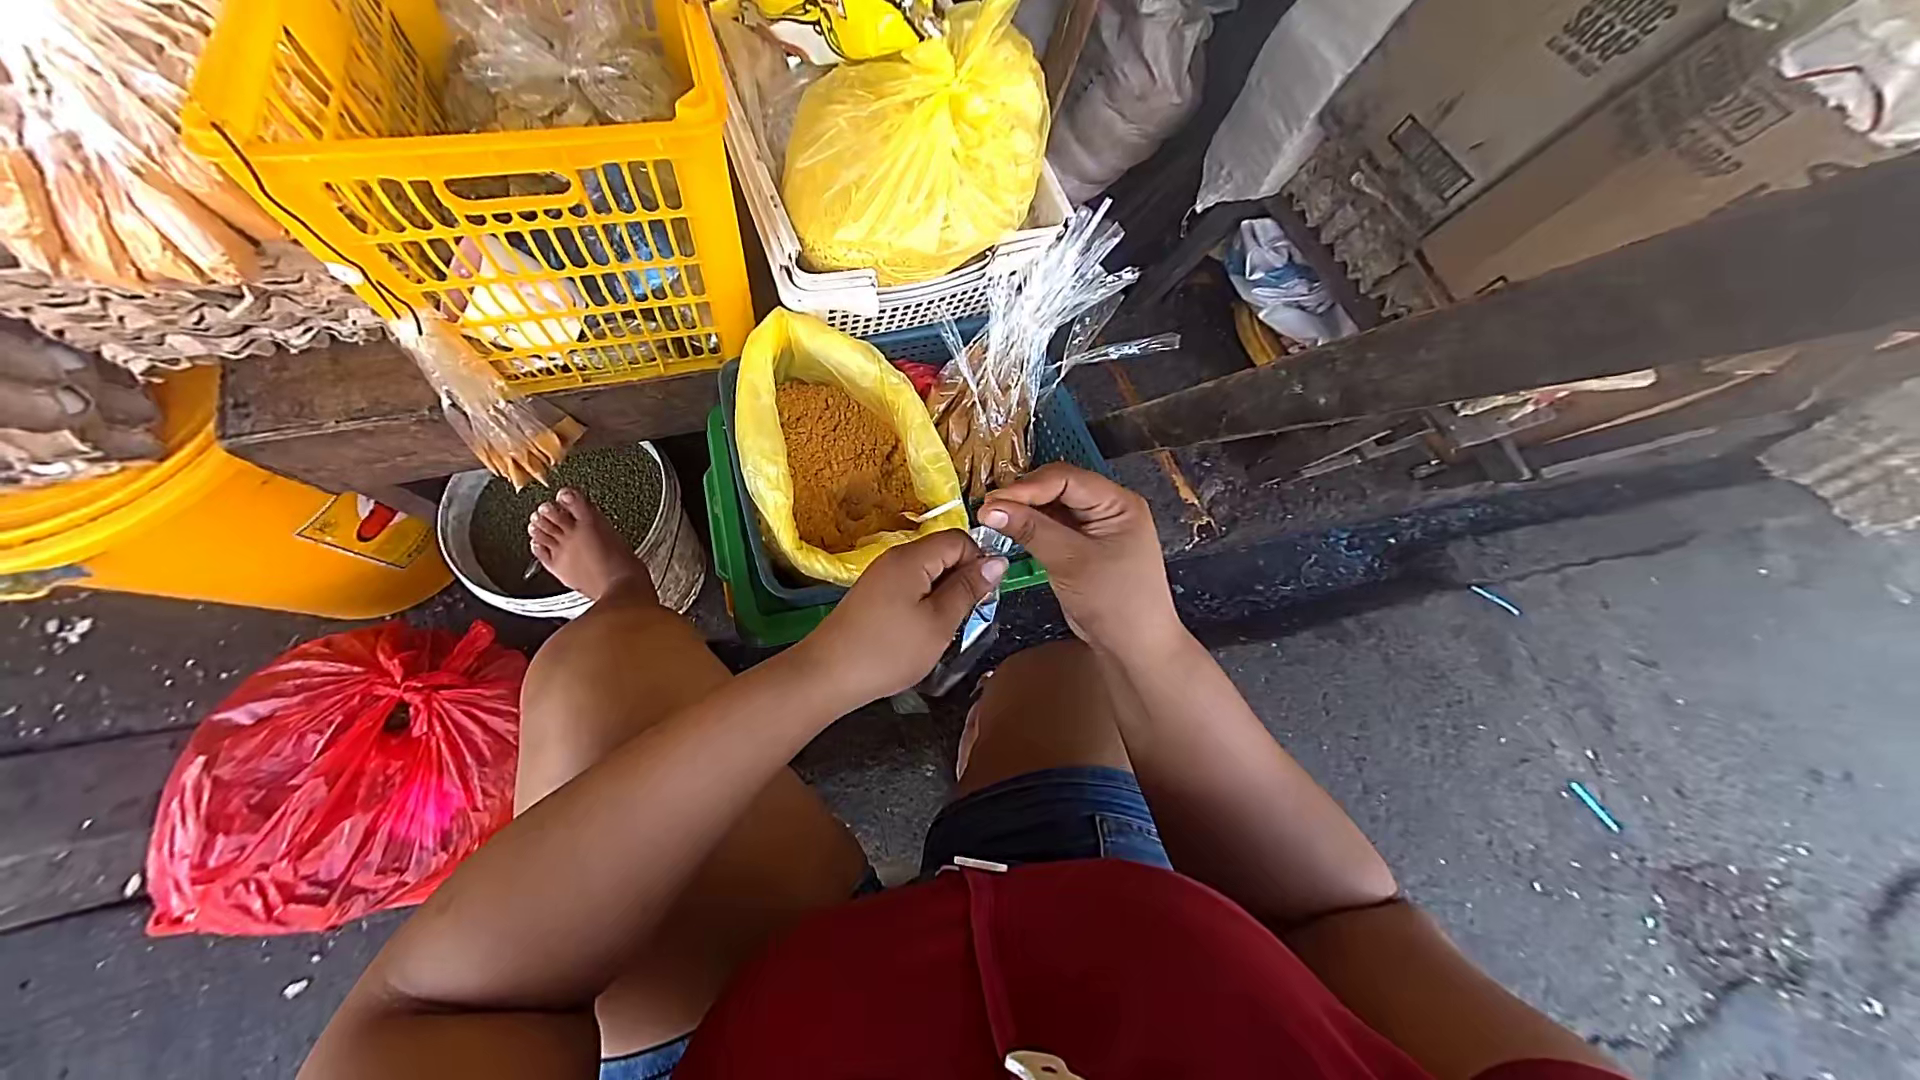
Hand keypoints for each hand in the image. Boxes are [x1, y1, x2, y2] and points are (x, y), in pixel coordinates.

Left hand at [802, 530, 1007, 703]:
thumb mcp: (939, 622)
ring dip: (944, 594)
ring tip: (943, 628)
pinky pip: (910, 586)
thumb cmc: (888, 651)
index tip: (983, 596)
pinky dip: (924, 603)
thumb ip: (969, 589)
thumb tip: (998, 561)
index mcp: (912, 557)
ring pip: (928, 572)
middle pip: (943, 553)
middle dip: (962, 579)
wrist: (827, 675)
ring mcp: (881, 576)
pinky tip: (921, 630)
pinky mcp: (873, 594)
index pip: (960, 539)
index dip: (979, 562)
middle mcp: (895, 557)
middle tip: (965, 617)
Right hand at [979, 463, 1180, 657]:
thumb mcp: (1071, 562)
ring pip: (1052, 509)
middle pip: (1058, 489)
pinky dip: (1031, 529)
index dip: (1027, 487)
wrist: (1136, 649)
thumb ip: (1032, 531)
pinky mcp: (1081, 548)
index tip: (994, 500)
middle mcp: (1108, 509)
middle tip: (989, 509)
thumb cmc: (1116, 603)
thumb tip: (991, 508)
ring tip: (993, 519)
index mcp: (1118, 503)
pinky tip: (1009, 531)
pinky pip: (1052, 529)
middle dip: (1023, 497)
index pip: (1066, 479)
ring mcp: (1095, 529)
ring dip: (1024, 513)